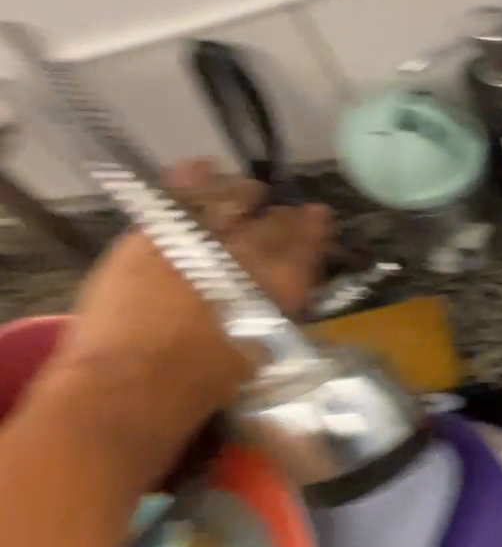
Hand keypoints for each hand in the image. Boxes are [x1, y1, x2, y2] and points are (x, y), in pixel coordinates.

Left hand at [48, 160, 331, 442]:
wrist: (137, 381)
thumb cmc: (208, 378)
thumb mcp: (263, 345)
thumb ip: (275, 310)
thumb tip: (283, 294)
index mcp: (286, 287)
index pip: (308, 246)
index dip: (314, 230)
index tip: (318, 216)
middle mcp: (255, 256)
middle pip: (274, 224)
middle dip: (282, 216)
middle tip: (284, 212)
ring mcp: (204, 241)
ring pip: (233, 204)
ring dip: (243, 195)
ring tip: (247, 191)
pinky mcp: (153, 239)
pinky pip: (178, 198)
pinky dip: (191, 179)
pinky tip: (199, 165)